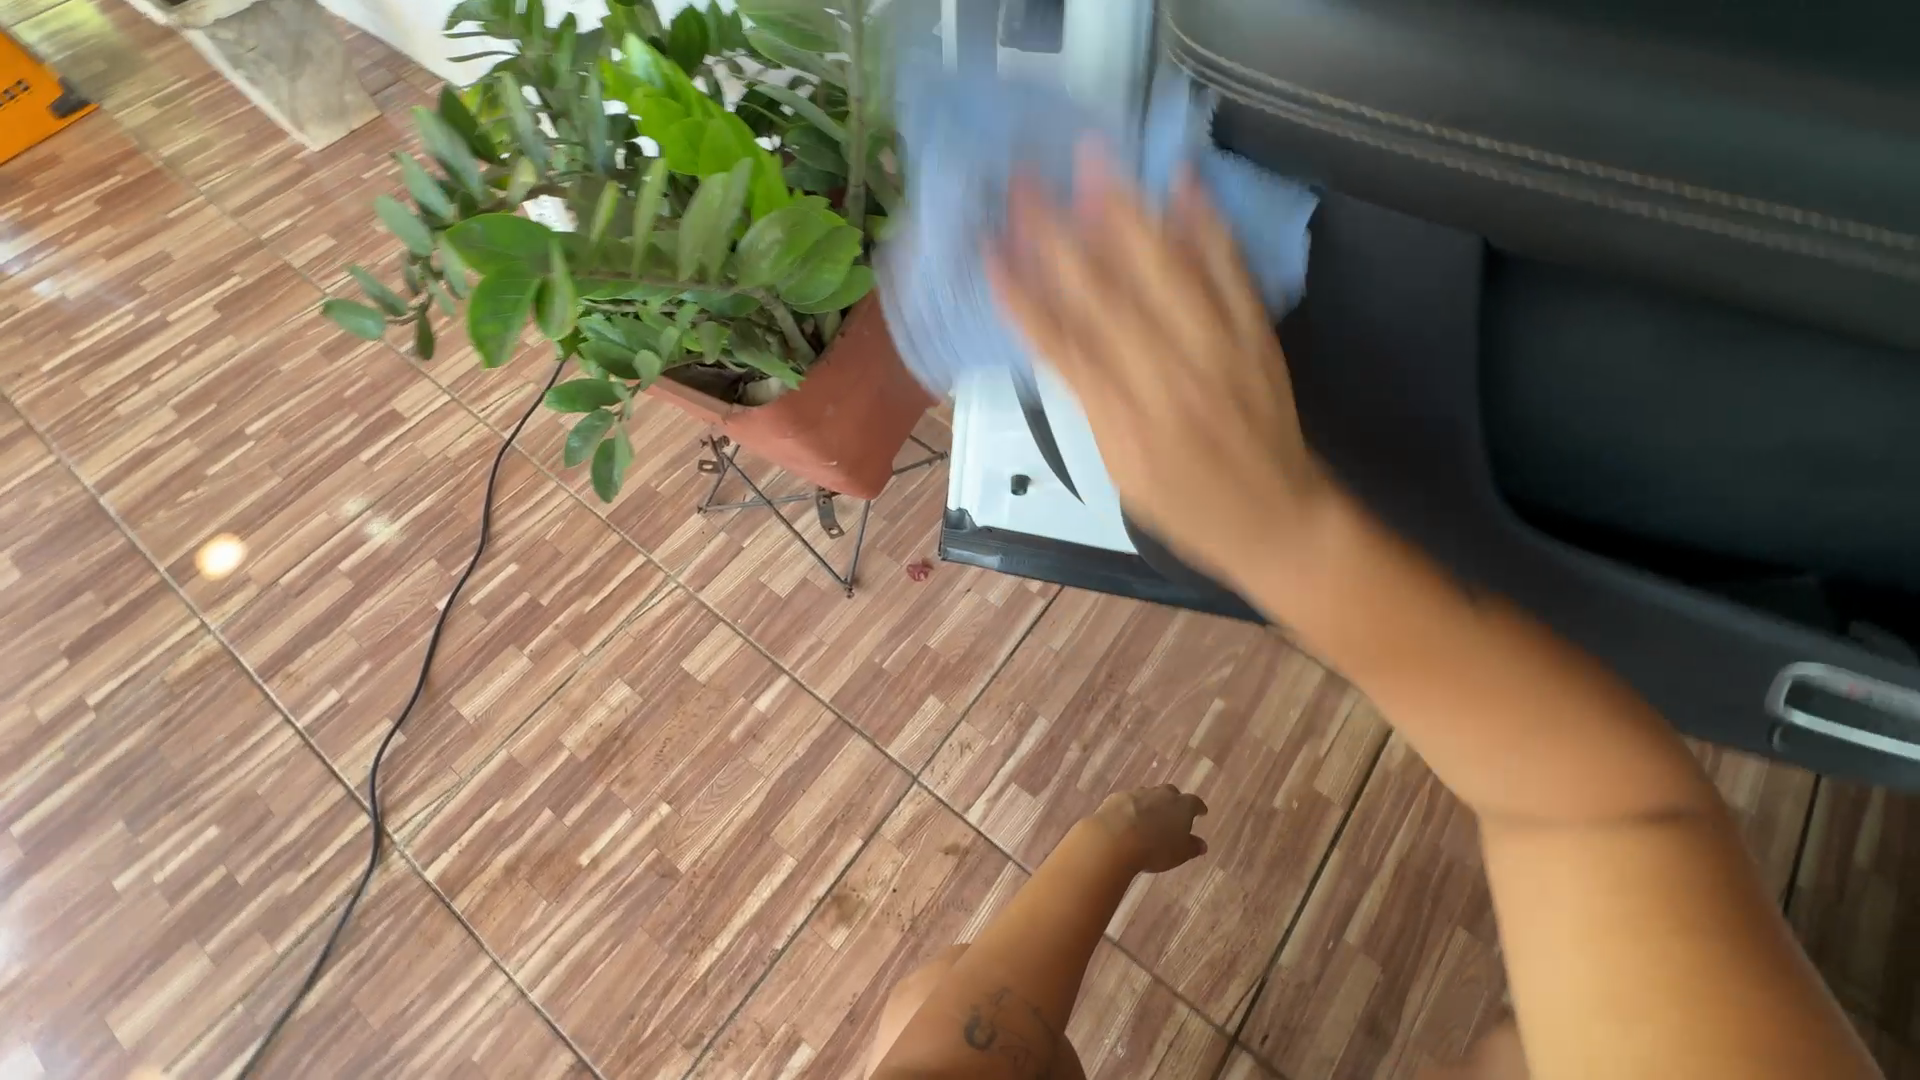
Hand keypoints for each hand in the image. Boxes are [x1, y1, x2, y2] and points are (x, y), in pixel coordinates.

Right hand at [987, 144, 1332, 585]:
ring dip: (1125, 212)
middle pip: (1104, 294)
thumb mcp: (1122, 471)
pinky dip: (1207, 224)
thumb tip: (1061, 344)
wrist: (1276, 519)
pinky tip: (1184, 181)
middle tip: (1026, 181)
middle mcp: (1167, 373)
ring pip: (1164, 270)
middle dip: (1059, 235)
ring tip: (1093, 159)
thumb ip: (1093, 405)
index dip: (1022, 295)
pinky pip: (1230, 271)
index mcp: (1124, 415)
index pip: (1062, 343)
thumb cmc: (1188, 505)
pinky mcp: (1255, 332)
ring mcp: (1217, 346)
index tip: (991, 250)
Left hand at [1089, 785, 1209, 872]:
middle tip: (1174, 814)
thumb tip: (1202, 844)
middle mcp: (1161, 794)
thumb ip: (1192, 847)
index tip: (1201, 812)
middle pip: (1170, 793)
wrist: (1115, 839)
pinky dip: (1131, 808)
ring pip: (1148, 796)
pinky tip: (1128, 820)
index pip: (1194, 802)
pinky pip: (1129, 801)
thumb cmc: (1155, 849)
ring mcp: (1137, 793)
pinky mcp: (1117, 797)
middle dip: (1173, 802)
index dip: (1198, 808)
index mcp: (1181, 806)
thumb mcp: (1180, 854)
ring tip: (1149, 819)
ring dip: (1151, 805)